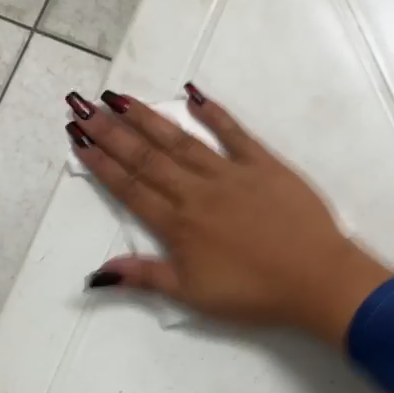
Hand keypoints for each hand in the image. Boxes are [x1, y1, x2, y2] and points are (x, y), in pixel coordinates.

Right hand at [65, 85, 392, 347]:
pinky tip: (192, 97)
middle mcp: (198, 192)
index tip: (78, 139)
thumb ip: (146, 277)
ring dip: (148, 119)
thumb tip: (97, 273)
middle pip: (147, 158)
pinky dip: (213, 114)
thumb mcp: (194, 295)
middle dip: (112, 132)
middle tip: (82, 106)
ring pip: (181, 141)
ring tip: (119, 99)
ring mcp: (232, 174)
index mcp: (179, 225)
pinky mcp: (265, 164)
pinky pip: (234, 133)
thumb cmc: (255, 294)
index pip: (131, 188)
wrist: (316, 278)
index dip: (101, 164)